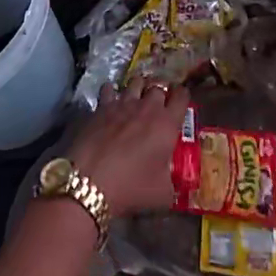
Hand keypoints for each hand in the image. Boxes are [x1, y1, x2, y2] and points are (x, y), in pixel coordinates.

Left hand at [71, 77, 190, 216]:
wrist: (92, 179)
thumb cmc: (133, 186)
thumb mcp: (164, 193)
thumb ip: (172, 182)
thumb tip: (172, 182)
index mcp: (167, 124)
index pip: (181, 97)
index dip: (183, 95)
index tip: (181, 99)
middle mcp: (146, 107)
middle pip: (157, 87)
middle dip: (161, 93)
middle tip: (160, 104)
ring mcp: (122, 103)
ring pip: (135, 82)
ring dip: (139, 87)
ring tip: (138, 96)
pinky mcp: (101, 106)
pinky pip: (109, 89)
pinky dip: (112, 91)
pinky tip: (112, 99)